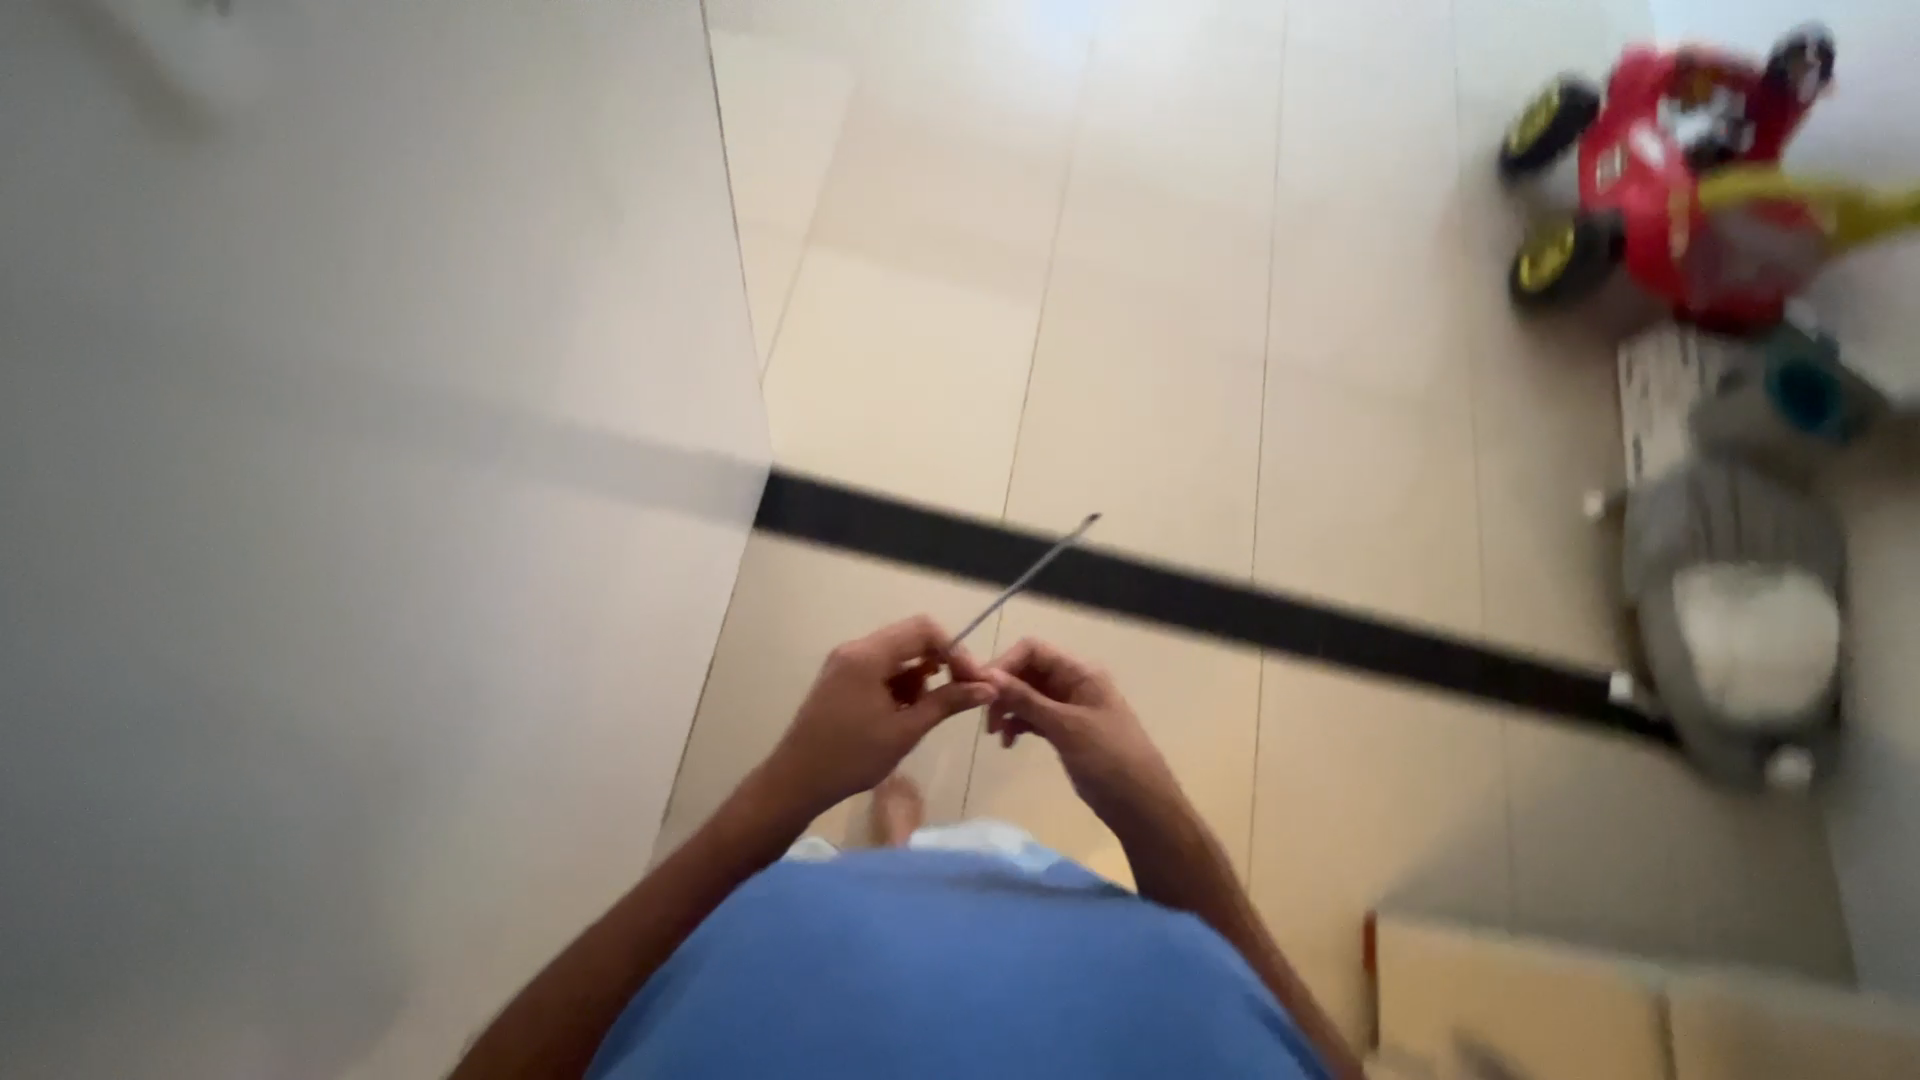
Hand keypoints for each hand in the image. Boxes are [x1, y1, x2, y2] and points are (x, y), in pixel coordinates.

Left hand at [761, 616, 993, 818]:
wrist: (796, 781)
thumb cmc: (852, 757)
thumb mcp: (905, 730)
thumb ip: (947, 703)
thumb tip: (988, 687)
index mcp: (868, 655)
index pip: (924, 630)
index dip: (955, 651)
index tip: (973, 681)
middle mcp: (855, 649)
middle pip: (911, 638)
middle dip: (940, 663)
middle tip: (960, 694)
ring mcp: (845, 663)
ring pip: (897, 655)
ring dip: (920, 677)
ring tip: (925, 712)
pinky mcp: (841, 678)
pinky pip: (880, 668)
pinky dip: (900, 685)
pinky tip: (904, 714)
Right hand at [982, 638, 1180, 830]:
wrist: (1142, 806)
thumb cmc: (1109, 759)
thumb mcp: (1066, 727)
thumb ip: (1027, 700)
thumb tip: (989, 676)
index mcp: (1080, 673)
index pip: (1033, 651)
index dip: (1005, 664)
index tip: (981, 688)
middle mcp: (1073, 684)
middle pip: (1028, 672)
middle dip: (1003, 689)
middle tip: (986, 719)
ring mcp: (1069, 708)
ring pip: (1028, 696)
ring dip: (1008, 709)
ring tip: (996, 735)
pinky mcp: (1065, 731)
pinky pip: (1034, 717)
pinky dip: (1019, 725)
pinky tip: (1009, 743)